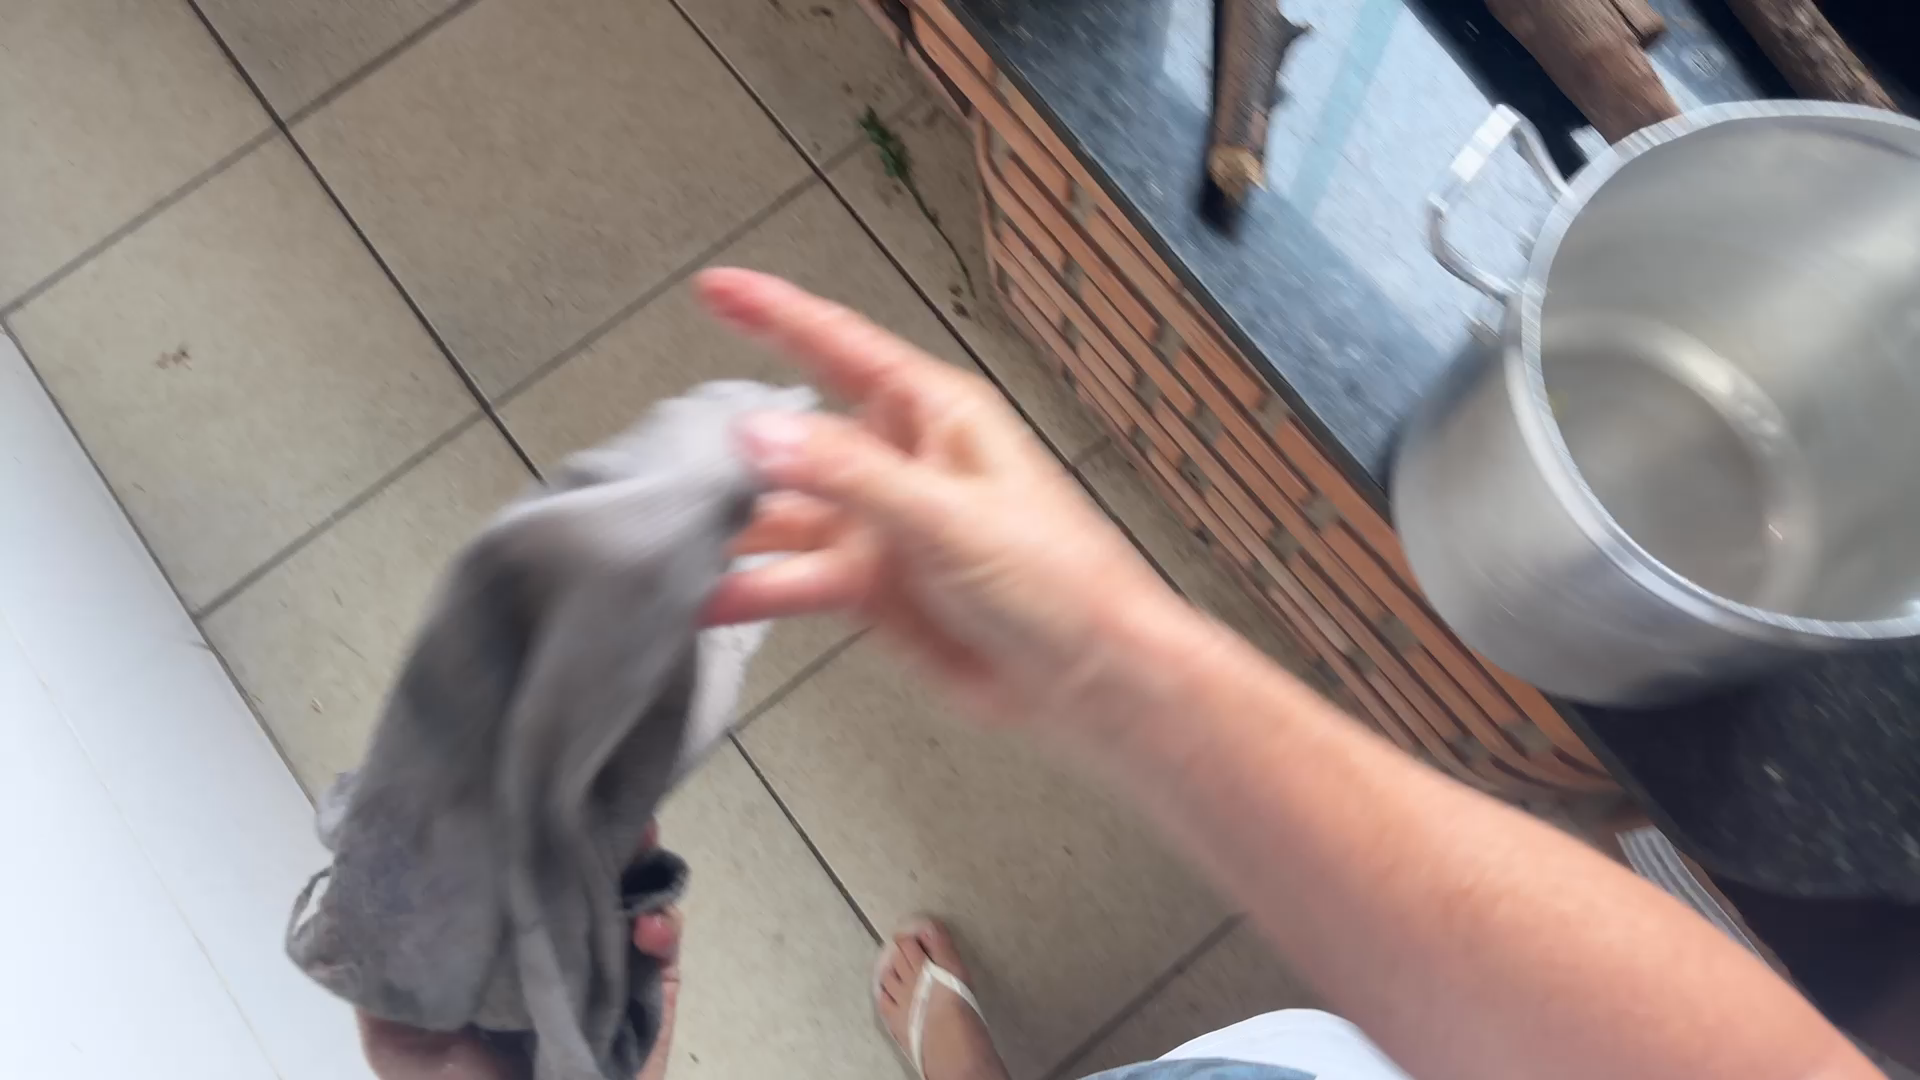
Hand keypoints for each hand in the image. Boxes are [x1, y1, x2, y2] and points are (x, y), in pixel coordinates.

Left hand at [358, 830, 683, 1079]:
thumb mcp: (408, 1052)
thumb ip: (390, 1001)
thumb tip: (372, 925)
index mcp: (518, 954)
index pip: (538, 885)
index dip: (546, 845)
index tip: (546, 810)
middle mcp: (568, 947)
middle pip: (594, 879)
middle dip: (606, 841)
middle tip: (609, 813)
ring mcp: (616, 962)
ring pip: (638, 895)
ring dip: (646, 865)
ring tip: (643, 845)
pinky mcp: (655, 986)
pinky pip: (666, 942)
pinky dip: (664, 925)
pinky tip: (649, 928)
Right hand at [698, 268, 1188, 733]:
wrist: (1081, 676)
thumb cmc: (1054, 580)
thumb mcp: (950, 516)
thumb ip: (853, 475)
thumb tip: (762, 433)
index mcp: (933, 418)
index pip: (841, 348)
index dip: (776, 313)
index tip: (717, 289)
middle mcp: (901, 465)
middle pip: (800, 437)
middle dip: (739, 446)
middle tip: (670, 456)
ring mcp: (884, 528)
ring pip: (791, 513)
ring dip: (739, 526)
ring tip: (677, 535)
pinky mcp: (873, 587)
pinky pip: (799, 578)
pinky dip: (757, 588)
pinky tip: (713, 598)